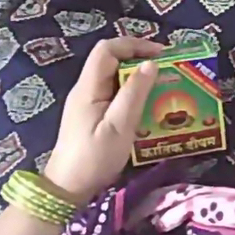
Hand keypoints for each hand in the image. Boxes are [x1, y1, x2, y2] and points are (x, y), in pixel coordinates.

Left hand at [43, 37, 165, 202]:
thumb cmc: (94, 158)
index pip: (107, 49)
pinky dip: (131, 93)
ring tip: (162, 87)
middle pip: (111, 60)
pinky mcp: (90, 116)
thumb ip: (134, 93)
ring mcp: (86, 103)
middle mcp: (85, 89)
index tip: (161, 54)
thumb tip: (150, 64)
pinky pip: (112, 94)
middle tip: (167, 70)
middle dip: (139, 59)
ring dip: (137, 78)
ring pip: (113, 77)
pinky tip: (146, 107)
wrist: (67, 189)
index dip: (134, 45)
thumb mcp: (119, 126)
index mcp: (89, 87)